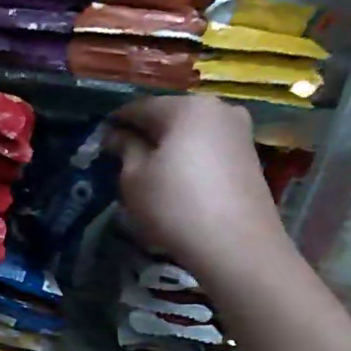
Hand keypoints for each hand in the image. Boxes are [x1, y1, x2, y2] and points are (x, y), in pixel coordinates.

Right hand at [106, 95, 293, 281]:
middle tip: (124, 157)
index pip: (141, 106)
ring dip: (169, 147)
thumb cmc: (174, 205)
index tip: (101, 140)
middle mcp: (219, 109)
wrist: (236, 243)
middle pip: (171, 116)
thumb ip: (124, 149)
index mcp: (187, 106)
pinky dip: (190, 159)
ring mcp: (240, 132)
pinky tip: (178, 182)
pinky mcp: (250, 157)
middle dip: (146, 134)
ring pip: (192, 132)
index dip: (117, 122)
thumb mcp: (134, 178)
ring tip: (150, 173)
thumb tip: (116, 135)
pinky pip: (209, 149)